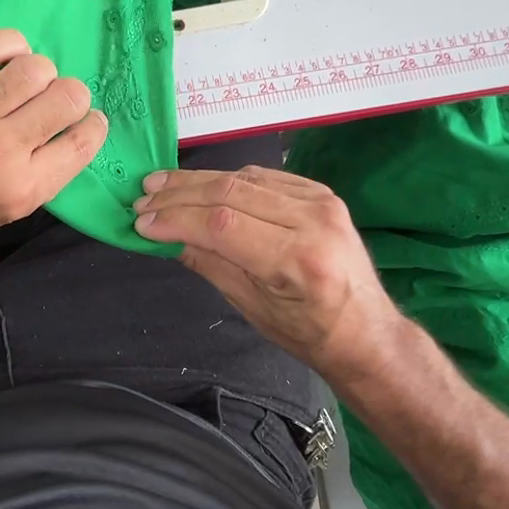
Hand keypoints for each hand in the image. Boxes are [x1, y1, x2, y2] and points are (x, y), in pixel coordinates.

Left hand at [0, 30, 108, 270]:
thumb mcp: (2, 214)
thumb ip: (40, 175)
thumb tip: (69, 131)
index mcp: (22, 188)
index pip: (83, 139)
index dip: (92, 123)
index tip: (84, 119)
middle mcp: (1, 150)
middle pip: (67, 96)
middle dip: (69, 94)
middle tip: (51, 100)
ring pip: (34, 68)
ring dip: (39, 70)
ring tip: (24, 81)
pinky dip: (9, 46)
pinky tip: (5, 59)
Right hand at [133, 166, 405, 380]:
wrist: (367, 331)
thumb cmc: (308, 332)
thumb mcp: (251, 307)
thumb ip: (208, 262)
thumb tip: (164, 235)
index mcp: (299, 261)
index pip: (223, 224)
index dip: (176, 219)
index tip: (141, 222)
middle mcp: (313, 222)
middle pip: (230, 193)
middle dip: (179, 195)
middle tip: (142, 199)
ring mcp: (320, 201)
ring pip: (242, 178)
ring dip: (195, 181)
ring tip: (159, 185)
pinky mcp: (319, 191)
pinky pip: (261, 176)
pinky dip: (224, 179)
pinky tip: (197, 185)